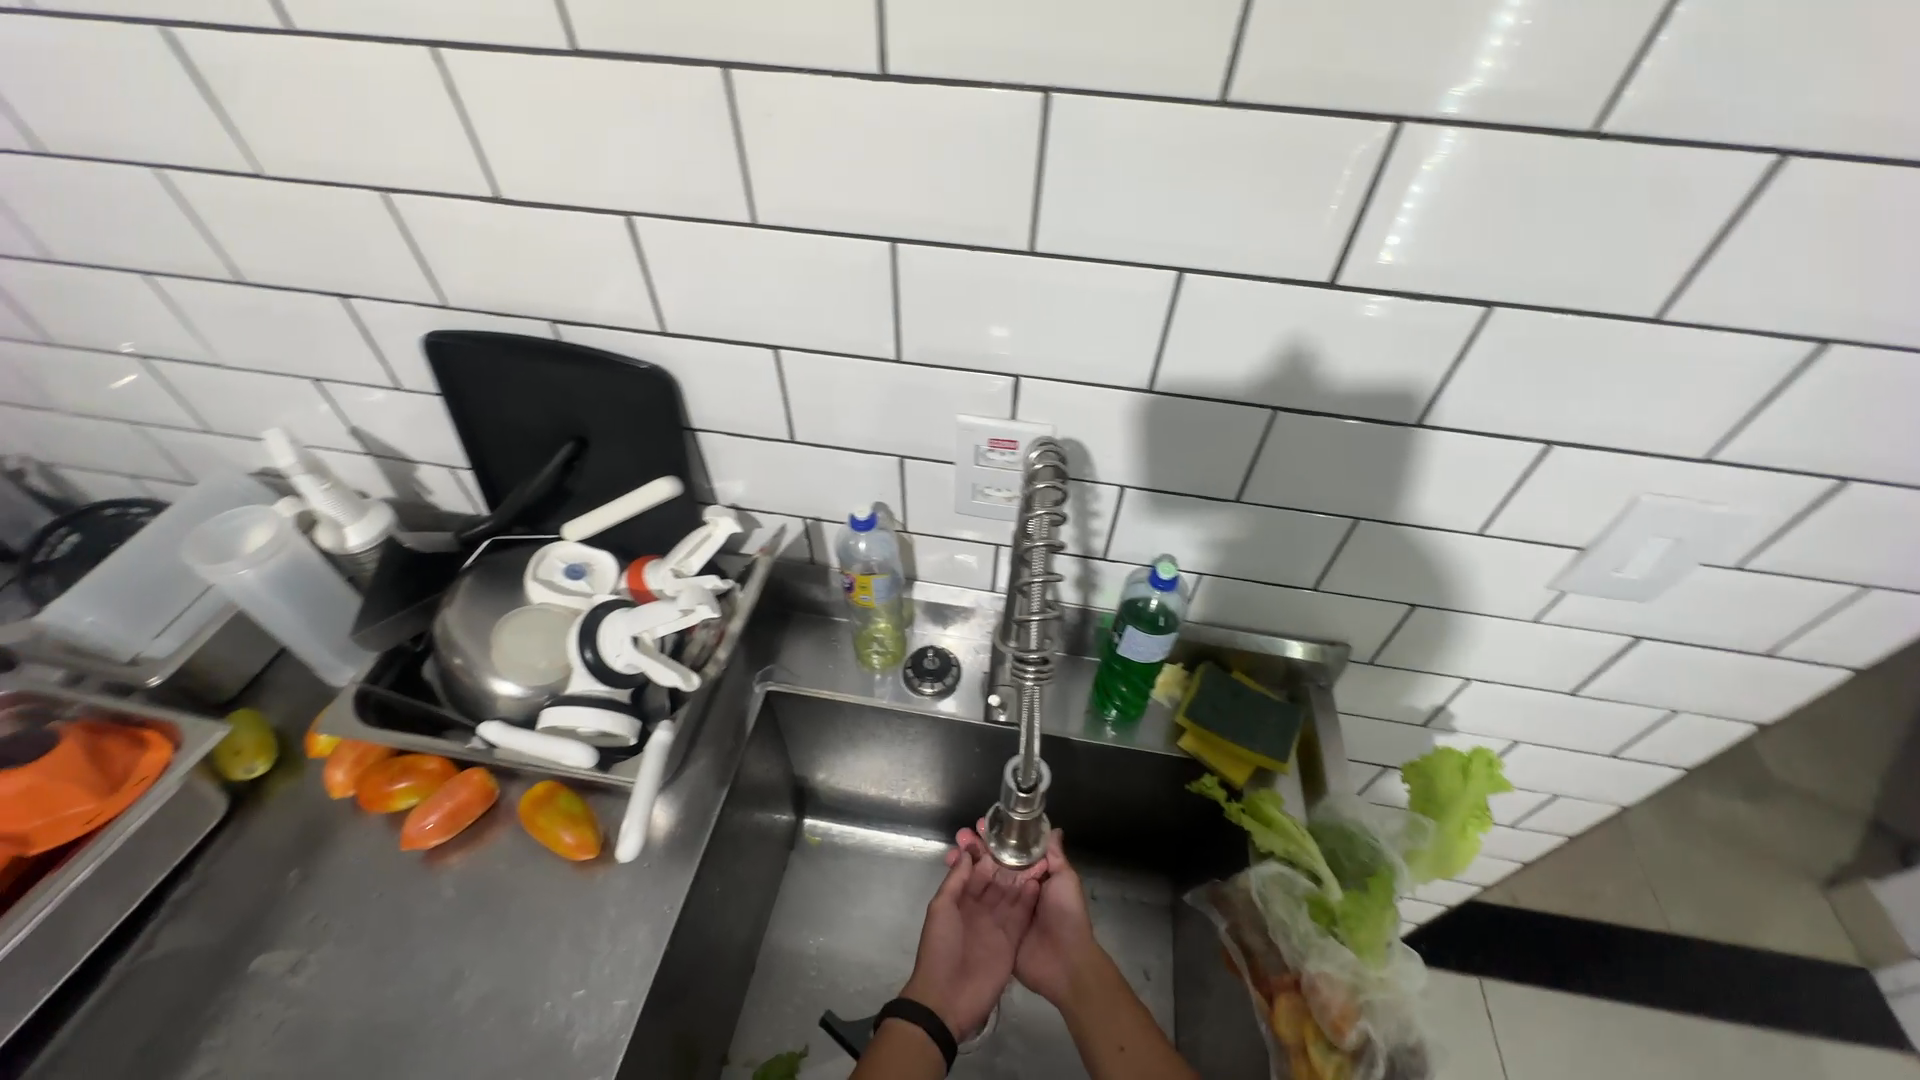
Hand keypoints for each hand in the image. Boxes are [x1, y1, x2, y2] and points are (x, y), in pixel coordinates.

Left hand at [902, 831, 1041, 1039]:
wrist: (948, 998)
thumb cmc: (940, 948)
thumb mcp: (941, 909)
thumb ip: (956, 881)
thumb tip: (967, 853)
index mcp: (959, 902)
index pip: (976, 873)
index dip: (987, 856)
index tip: (1001, 836)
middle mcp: (979, 911)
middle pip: (996, 883)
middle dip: (1008, 866)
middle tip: (1024, 844)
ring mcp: (996, 927)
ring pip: (1011, 897)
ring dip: (1021, 880)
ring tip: (1036, 859)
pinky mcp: (1011, 942)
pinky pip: (1021, 917)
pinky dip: (1029, 901)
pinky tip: (1038, 883)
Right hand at [958, 826, 1100, 1010]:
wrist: (1065, 963)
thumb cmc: (1067, 915)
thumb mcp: (1065, 880)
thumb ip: (1054, 856)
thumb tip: (1052, 828)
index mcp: (1035, 877)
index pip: (1012, 853)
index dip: (997, 839)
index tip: (980, 824)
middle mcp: (1018, 890)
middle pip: (994, 865)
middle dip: (977, 849)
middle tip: (961, 835)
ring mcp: (1004, 909)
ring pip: (983, 882)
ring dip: (967, 865)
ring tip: (952, 851)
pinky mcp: (995, 927)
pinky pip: (979, 907)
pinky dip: (965, 892)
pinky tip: (952, 876)